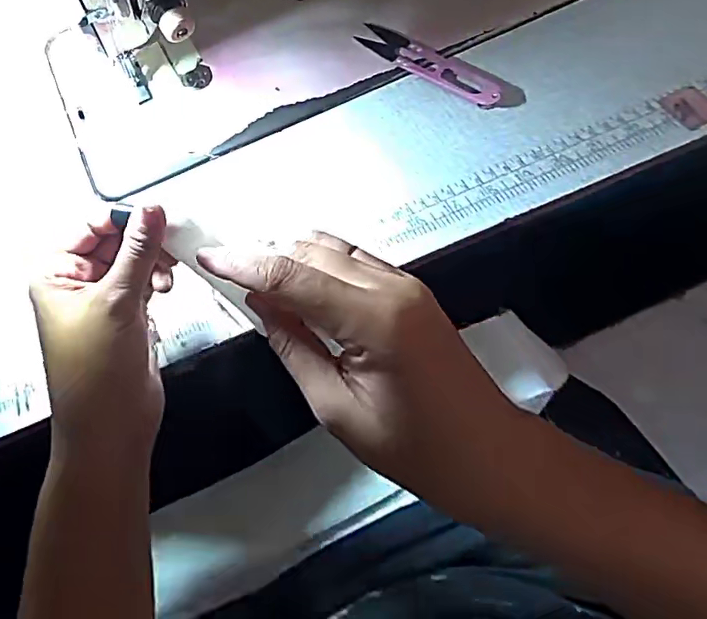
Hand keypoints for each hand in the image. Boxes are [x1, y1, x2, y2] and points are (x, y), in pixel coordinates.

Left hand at [28, 206, 177, 462]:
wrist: (112, 431)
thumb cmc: (92, 379)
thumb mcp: (117, 301)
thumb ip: (137, 251)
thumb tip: (148, 213)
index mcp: (54, 273)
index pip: (87, 225)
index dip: (120, 217)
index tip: (151, 213)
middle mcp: (73, 282)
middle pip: (112, 240)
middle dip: (141, 241)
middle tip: (167, 240)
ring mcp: (100, 298)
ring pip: (130, 259)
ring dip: (151, 262)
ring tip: (162, 276)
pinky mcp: (123, 313)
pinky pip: (141, 280)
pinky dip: (155, 279)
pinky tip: (162, 288)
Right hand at [198, 232, 526, 501]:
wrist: (501, 460)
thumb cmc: (420, 450)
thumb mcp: (337, 409)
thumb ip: (291, 346)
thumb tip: (257, 303)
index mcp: (372, 320)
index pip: (289, 275)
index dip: (241, 263)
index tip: (205, 258)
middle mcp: (389, 286)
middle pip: (304, 250)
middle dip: (260, 257)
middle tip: (224, 275)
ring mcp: (402, 281)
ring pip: (325, 245)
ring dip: (286, 256)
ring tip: (255, 280)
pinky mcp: (408, 285)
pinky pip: (347, 256)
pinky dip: (314, 260)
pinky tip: (297, 281)